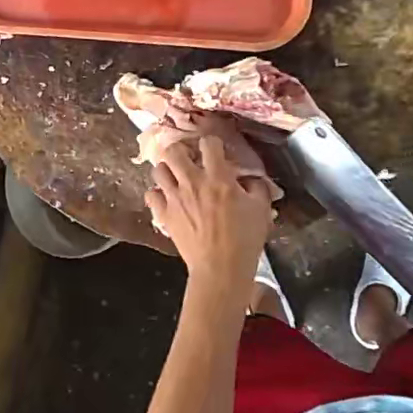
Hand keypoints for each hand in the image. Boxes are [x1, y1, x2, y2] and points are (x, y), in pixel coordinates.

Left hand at [145, 135, 274, 298]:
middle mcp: (192, 182)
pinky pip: (151, 195)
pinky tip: (167, 198)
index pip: (208, 143)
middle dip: (181, 151)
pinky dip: (157, 194)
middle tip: (189, 159)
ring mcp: (175, 198)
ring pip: (158, 170)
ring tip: (176, 177)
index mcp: (218, 177)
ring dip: (167, 170)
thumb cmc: (244, 239)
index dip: (212, 143)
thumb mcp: (261, 209)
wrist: (221, 269)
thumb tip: (250, 178)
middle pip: (174, 151)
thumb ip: (256, 187)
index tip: (215, 151)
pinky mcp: (164, 215)